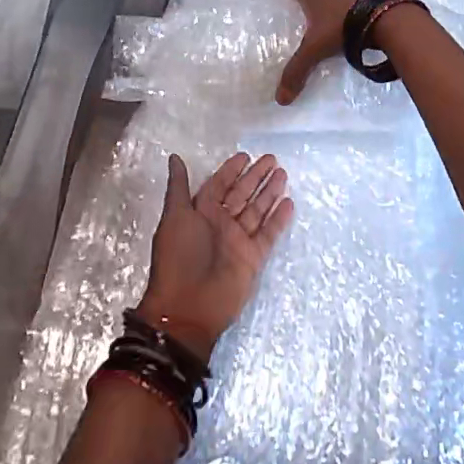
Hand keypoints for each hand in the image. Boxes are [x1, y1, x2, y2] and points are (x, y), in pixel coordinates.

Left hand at [137, 152, 294, 360]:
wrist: (188, 307)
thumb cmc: (178, 258)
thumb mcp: (175, 217)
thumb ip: (178, 187)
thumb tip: (175, 158)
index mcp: (199, 212)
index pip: (219, 184)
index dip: (231, 170)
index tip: (245, 156)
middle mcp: (219, 224)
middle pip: (241, 194)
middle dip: (255, 177)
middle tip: (272, 159)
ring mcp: (237, 241)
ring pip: (256, 211)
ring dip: (268, 193)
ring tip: (283, 174)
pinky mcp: (252, 258)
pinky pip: (267, 234)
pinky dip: (277, 219)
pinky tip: (288, 203)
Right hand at [276, 0, 359, 104]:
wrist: (384, 20)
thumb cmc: (340, 27)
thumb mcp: (315, 49)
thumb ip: (297, 71)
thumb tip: (281, 99)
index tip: (281, 2)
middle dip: (305, 6)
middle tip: (297, 23)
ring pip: (332, 3)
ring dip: (326, 14)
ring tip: (318, 32)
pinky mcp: (367, 6)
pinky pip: (349, 13)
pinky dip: (343, 22)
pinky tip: (342, 36)